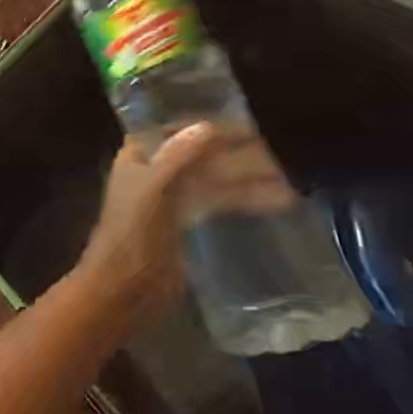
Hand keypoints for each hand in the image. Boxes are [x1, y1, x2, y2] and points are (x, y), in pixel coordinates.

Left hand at [75, 122, 277, 308]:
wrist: (125, 290)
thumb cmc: (133, 233)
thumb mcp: (154, 188)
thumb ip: (179, 156)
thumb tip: (210, 126)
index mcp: (138, 154)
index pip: (176, 128)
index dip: (208, 124)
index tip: (246, 123)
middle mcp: (154, 170)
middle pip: (199, 153)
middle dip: (235, 152)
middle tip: (276, 152)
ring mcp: (171, 197)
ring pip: (213, 178)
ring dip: (246, 177)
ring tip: (287, 180)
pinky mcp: (186, 224)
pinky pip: (217, 203)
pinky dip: (243, 200)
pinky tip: (277, 202)